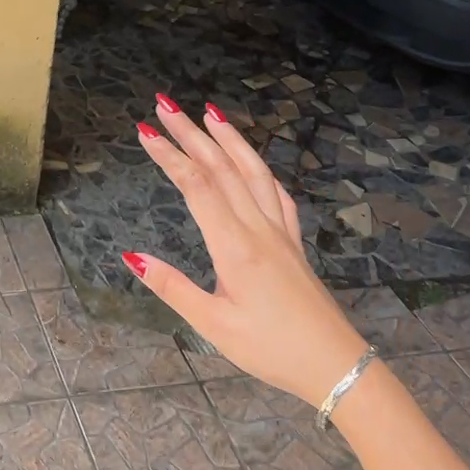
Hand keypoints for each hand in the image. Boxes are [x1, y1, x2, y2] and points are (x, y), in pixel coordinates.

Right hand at [125, 93, 368, 405]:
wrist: (336, 365)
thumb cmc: (270, 349)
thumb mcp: (213, 325)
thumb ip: (173, 288)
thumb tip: (132, 257)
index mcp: (235, 248)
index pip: (198, 188)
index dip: (170, 157)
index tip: (146, 132)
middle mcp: (259, 230)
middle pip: (222, 169)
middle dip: (191, 134)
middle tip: (164, 105)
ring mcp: (280, 232)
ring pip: (252, 173)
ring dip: (229, 139)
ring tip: (209, 113)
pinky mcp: (293, 242)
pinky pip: (276, 193)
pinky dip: (259, 167)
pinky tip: (252, 160)